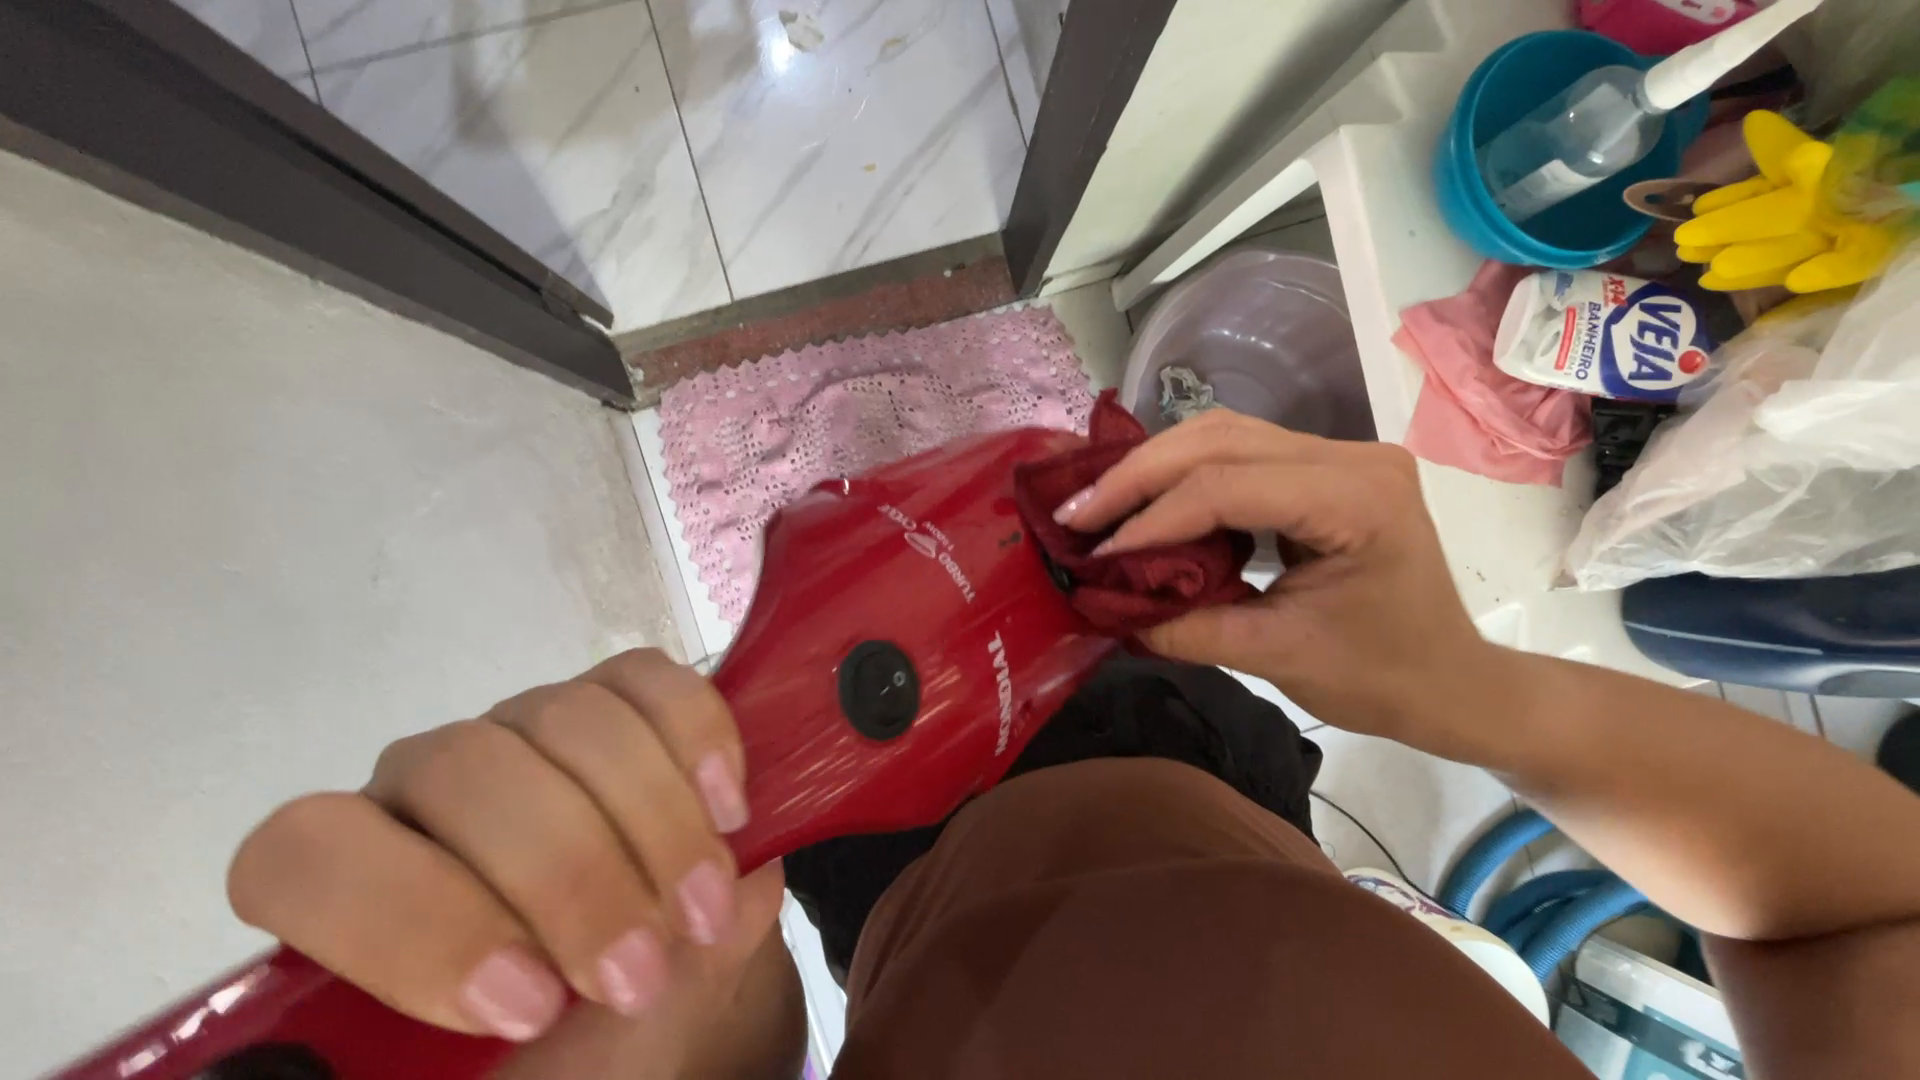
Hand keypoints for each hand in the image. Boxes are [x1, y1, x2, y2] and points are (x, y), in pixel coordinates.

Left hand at [227, 650, 789, 1066]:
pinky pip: (655, 684)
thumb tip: (585, 1007)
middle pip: (468, 773)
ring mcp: (534, 718)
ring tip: (702, 913)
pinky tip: (727, 812)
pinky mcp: (625, 690)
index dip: (415, 923)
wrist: (655, 958)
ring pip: (573, 719)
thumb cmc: (568, 1042)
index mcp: (354, 879)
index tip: (528, 1002)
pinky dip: (699, 744)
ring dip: (653, 823)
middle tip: (640, 974)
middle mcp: (432, 777)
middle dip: (570, 878)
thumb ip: (531, 1060)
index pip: (305, 855)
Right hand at [1057, 410, 1505, 751]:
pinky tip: (1142, 498)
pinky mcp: (1322, 467)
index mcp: (1356, 499)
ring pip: (1222, 434)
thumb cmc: (1381, 677)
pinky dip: (1181, 474)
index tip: (1094, 551)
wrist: (1452, 681)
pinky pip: (1237, 453)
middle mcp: (1351, 456)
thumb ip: (1186, 627)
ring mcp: (1340, 454)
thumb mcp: (1277, 656)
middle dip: (1138, 475)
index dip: (1153, 518)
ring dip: (1153, 467)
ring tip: (1098, 503)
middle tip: (1075, 512)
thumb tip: (1104, 606)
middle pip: (1220, 439)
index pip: (1229, 487)